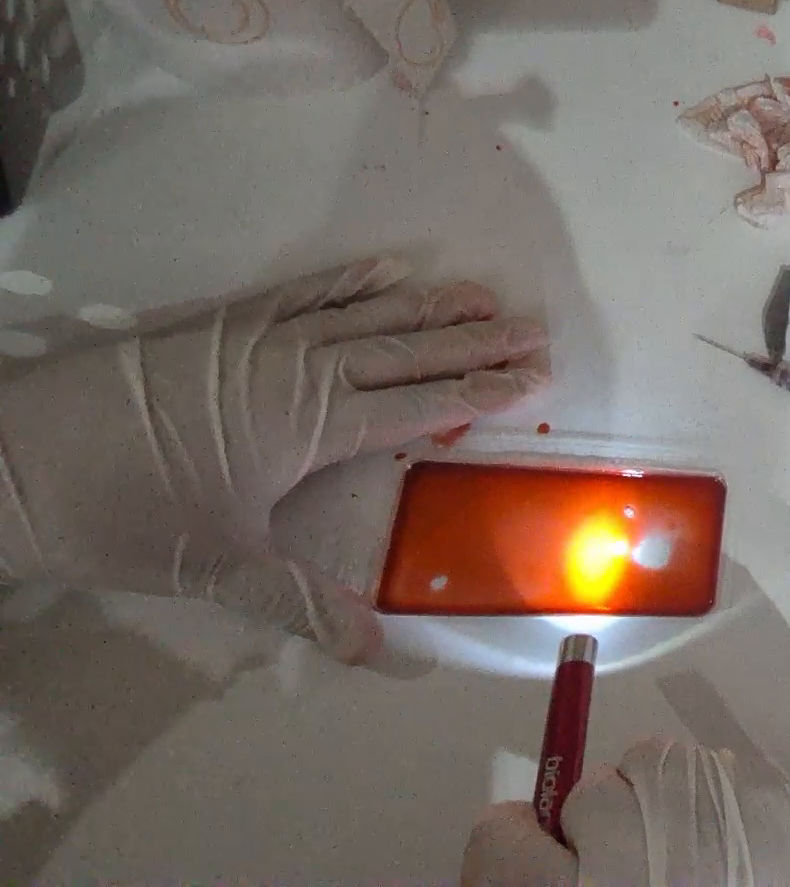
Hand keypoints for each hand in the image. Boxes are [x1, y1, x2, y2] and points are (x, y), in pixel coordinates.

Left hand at [0, 256, 548, 666]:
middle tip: (535, 333)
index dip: (487, 391)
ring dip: (434, 307)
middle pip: (415, 353)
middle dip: (482, 345)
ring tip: (485, 299)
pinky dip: (353, 279)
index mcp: (318, 424)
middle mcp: (307, 371)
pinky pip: (306, 291)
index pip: (427, 404)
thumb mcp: (215, 566)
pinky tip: (392, 269)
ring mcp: (268, 338)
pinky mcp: (227, 321)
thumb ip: (303, 603)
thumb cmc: (118, 514)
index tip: (536, 378)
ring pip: (373, 315)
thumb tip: (381, 655)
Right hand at [460, 738, 789, 886]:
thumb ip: (571, 878)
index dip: (512, 840)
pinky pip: (695, 759)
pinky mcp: (744, 780)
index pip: (496, 843)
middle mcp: (625, 850)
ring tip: (693, 837)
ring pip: (640, 760)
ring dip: (655, 791)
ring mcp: (691, 806)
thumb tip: (538, 845)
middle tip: (635, 853)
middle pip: (579, 794)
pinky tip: (727, 823)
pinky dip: (700, 782)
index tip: (533, 841)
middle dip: (598, 819)